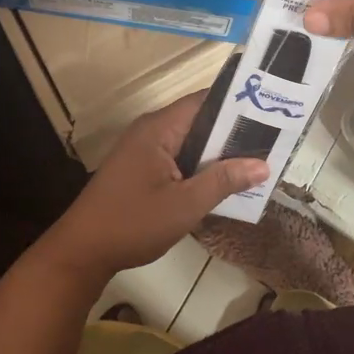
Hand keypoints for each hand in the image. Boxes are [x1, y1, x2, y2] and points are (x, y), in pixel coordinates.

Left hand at [39, 92, 268, 279]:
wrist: (81, 252)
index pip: (204, 101)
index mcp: (159, 128)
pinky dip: (199, 166)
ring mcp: (143, 150)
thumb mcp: (185, 205)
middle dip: (232, 132)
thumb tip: (263, 164)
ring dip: (217, 153)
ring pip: (189, 142)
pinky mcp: (140, 169)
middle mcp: (151, 130)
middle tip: (272, 140)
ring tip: (257, 160)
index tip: (270, 110)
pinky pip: (177, 157)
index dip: (236, 105)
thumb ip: (223, 181)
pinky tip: (223, 182)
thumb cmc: (133, 223)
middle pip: (199, 120)